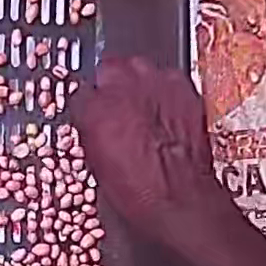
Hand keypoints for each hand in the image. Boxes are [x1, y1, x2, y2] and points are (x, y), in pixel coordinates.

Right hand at [72, 56, 232, 251]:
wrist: (180, 198)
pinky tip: (163, 112)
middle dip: (110, 84)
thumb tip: (93, 124)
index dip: (86, 105)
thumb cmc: (137, 190)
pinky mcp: (185, 88)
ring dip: (137, 83)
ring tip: (139, 106)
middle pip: (109, 69)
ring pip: (139, 67)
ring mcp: (157, 83)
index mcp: (94, 108)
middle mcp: (124, 87)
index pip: (80, 92)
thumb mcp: (97, 163)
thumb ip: (92, 131)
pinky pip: (167, 80)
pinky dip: (163, 91)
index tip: (90, 113)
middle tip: (114, 107)